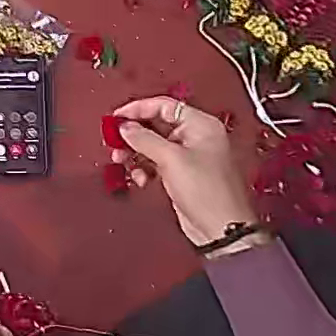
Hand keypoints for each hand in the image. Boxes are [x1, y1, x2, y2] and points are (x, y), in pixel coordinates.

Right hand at [109, 97, 264, 250]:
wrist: (220, 229)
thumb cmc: (208, 193)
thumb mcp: (171, 160)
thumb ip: (145, 139)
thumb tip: (125, 127)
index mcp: (201, 125)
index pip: (164, 106)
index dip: (138, 109)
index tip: (117, 117)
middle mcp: (196, 137)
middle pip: (157, 125)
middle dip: (134, 133)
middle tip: (115, 140)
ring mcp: (190, 156)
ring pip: (154, 145)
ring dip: (136, 152)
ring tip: (121, 159)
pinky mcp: (183, 174)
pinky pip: (157, 163)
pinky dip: (145, 167)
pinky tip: (140, 177)